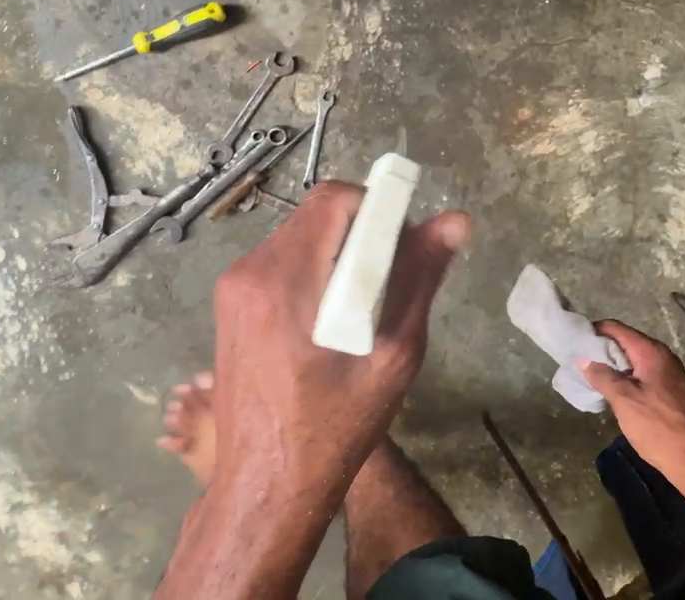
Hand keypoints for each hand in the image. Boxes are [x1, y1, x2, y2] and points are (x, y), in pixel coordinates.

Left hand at [207, 181, 469, 497]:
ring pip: (301, 232)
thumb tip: (456, 222)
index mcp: (287, 282)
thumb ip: (421, 279)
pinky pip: (283, 257)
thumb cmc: (336, 428)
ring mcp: (232, 287)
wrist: (265, 485)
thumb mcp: (393, 355)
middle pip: (317, 213)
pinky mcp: (229, 302)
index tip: (401, 247)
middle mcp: (250, 272)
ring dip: (339, 249)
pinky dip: (316, 267)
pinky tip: (331, 316)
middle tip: (390, 279)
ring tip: (363, 305)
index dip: (377, 207)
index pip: (334, 199)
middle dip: (362, 230)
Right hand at [580, 320, 684, 481]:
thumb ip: (603, 376)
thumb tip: (585, 359)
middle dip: (603, 349)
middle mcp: (663, 356)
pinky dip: (627, 376)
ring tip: (592, 374)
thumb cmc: (656, 426)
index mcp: (651, 352)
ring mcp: (670, 372)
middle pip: (627, 342)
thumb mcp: (624, 400)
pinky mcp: (671, 389)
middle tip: (580, 359)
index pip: (618, 329)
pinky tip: (614, 390)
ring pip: (636, 359)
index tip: (576, 339)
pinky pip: (644, 373)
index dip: (596, 330)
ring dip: (615, 365)